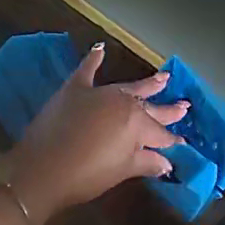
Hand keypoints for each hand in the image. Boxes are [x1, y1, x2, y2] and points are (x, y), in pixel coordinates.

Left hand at [3, 43, 188, 224]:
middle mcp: (122, 104)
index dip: (171, 141)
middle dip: (166, 110)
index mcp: (137, 125)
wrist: (40, 171)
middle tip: (184, 107)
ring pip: (126, 88)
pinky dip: (93, 59)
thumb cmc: (84, 176)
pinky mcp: (72, 92)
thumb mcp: (119, 171)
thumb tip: (166, 162)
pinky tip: (100, 48)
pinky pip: (85, 71)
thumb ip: (145, 163)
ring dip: (145, 84)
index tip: (183, 144)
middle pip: (148, 108)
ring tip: (164, 77)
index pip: (160, 135)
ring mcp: (97, 94)